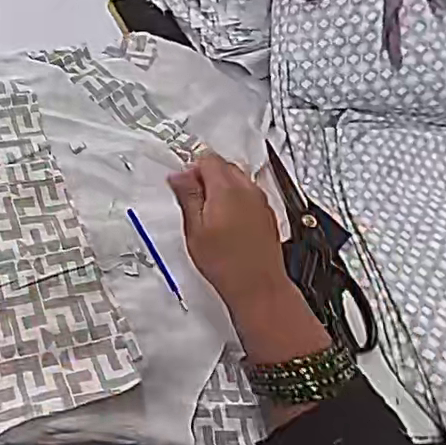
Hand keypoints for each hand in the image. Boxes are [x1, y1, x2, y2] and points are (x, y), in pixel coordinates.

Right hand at [166, 153, 292, 318]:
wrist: (257, 285)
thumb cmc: (226, 262)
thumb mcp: (194, 229)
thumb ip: (187, 196)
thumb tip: (178, 177)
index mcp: (226, 189)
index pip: (207, 159)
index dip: (191, 169)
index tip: (182, 184)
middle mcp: (247, 190)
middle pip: (224, 166)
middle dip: (205, 177)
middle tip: (192, 199)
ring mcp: (260, 201)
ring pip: (237, 179)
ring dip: (221, 188)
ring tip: (208, 214)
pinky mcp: (267, 214)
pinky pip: (248, 195)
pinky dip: (235, 201)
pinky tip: (225, 223)